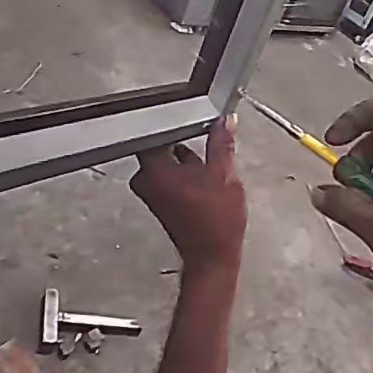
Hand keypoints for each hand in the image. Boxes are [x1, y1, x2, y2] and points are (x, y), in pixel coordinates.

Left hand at [130, 113, 245, 272]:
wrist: (212, 256)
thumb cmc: (215, 221)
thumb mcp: (224, 175)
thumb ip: (222, 143)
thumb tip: (225, 122)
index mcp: (155, 170)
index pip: (153, 132)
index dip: (173, 121)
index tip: (190, 116)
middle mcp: (146, 180)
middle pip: (160, 146)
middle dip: (182, 139)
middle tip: (203, 132)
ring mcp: (152, 192)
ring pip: (166, 161)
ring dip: (184, 157)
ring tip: (207, 156)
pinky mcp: (161, 201)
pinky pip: (169, 176)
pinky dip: (183, 171)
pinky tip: (204, 173)